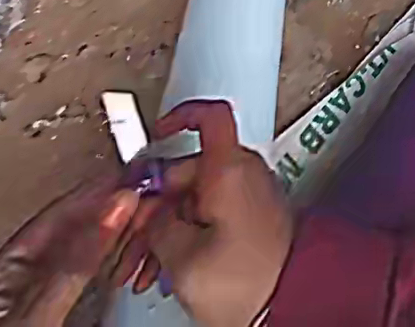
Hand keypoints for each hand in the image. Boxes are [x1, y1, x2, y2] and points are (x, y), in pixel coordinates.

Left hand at [0, 178, 155, 326]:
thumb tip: (115, 206)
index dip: (93, 194)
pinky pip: (79, 286)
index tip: (133, 176)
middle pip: (63, 238)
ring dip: (110, 238)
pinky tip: (125, 257)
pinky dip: (104, 268)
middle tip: (149, 196)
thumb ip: (75, 264)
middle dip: (107, 214)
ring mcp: (24, 315)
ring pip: (74, 262)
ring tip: (145, 219)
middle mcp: (3, 294)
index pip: (51, 219)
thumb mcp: (33, 322)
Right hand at [139, 100, 293, 326]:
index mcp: (228, 168)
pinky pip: (207, 211)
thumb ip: (157, 226)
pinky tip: (162, 271)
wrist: (290, 299)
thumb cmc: (244, 278)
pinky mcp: (247, 212)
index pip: (212, 116)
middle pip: (186, 170)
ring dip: (161, 230)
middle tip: (125, 250)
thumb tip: (146, 208)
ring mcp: (245, 190)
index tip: (155, 134)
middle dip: (150, 208)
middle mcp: (239, 171)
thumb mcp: (184, 259)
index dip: (183, 116)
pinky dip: (183, 234)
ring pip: (191, 197)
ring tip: (139, 273)